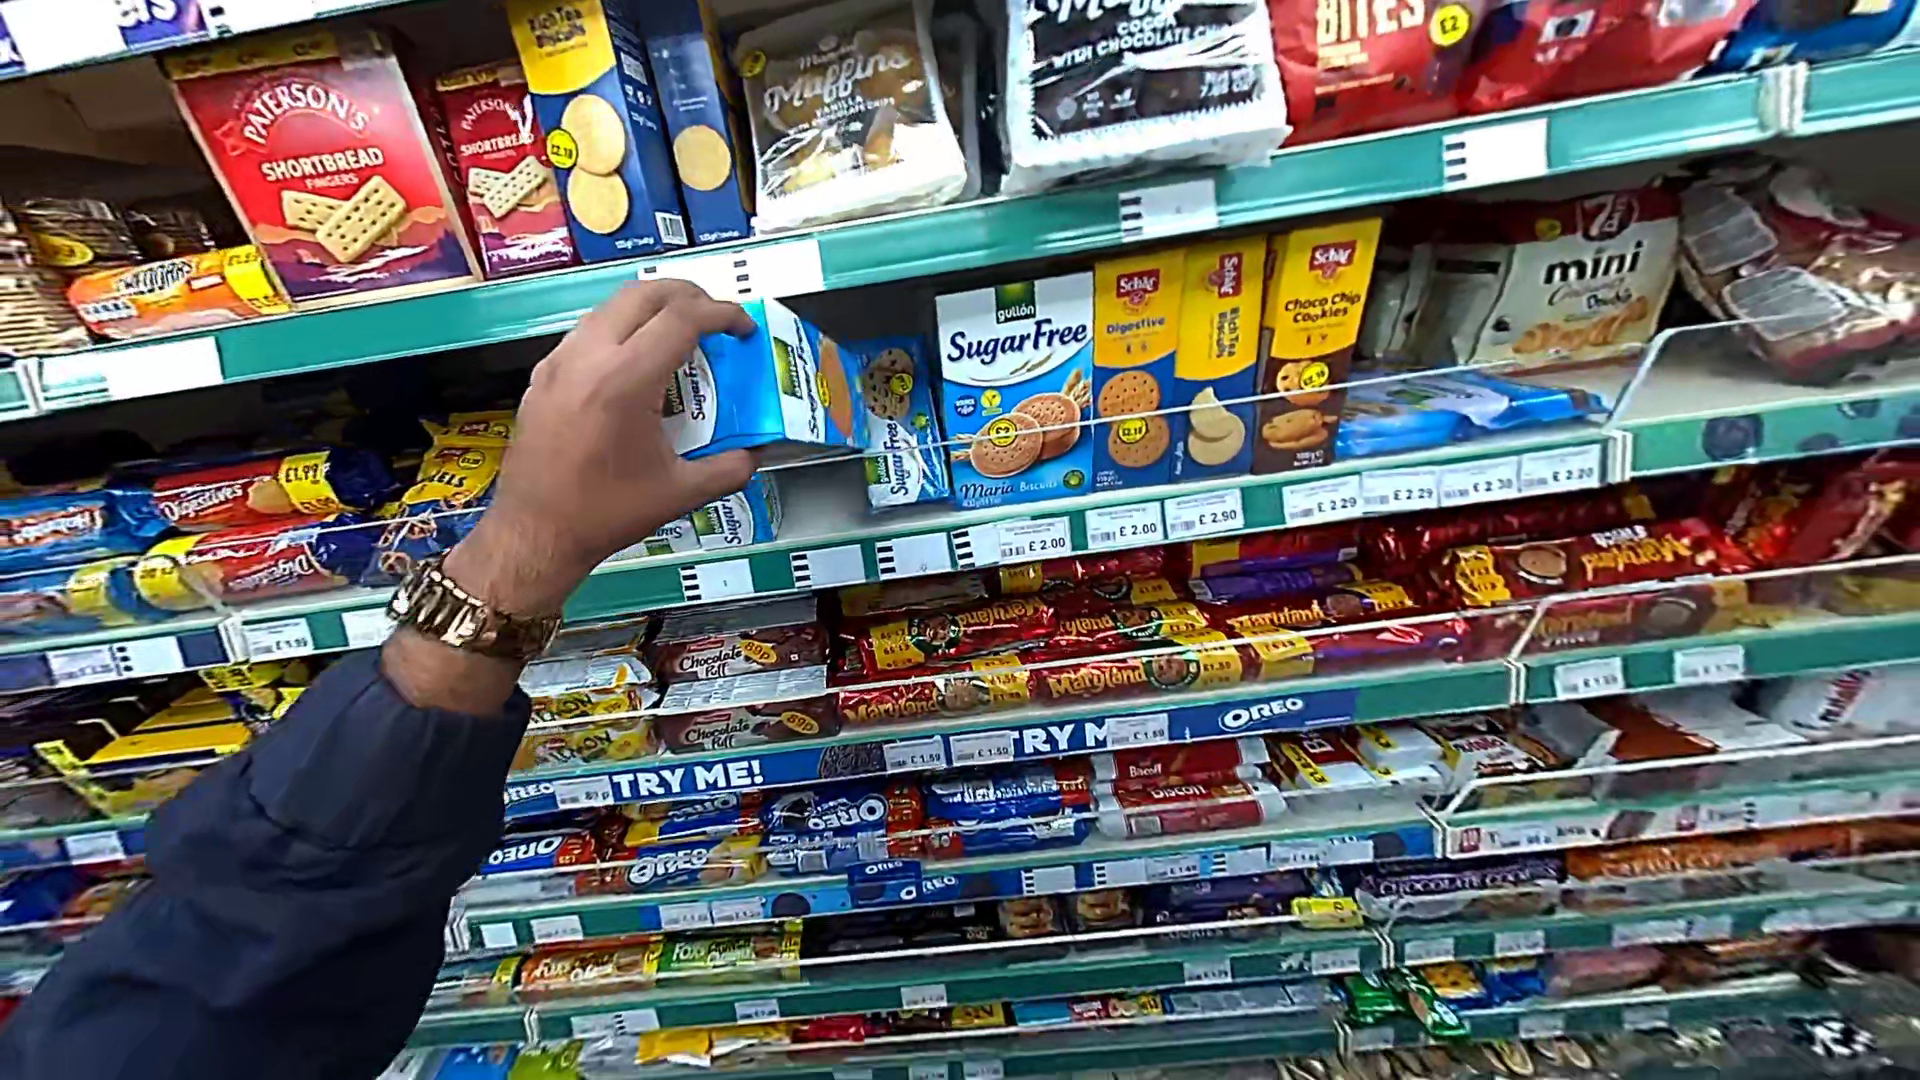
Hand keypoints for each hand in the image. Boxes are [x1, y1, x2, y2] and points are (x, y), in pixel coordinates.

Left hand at [443, 281, 758, 613]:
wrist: (537, 531)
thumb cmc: (608, 512)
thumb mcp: (683, 493)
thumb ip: (731, 467)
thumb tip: (755, 452)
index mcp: (625, 382)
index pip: (681, 319)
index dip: (723, 314)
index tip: (744, 329)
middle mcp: (587, 358)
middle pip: (644, 293)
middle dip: (690, 296)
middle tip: (718, 319)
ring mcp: (559, 362)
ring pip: (613, 306)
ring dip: (655, 309)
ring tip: (683, 336)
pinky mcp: (544, 374)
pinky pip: (591, 330)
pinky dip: (625, 329)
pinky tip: (641, 363)